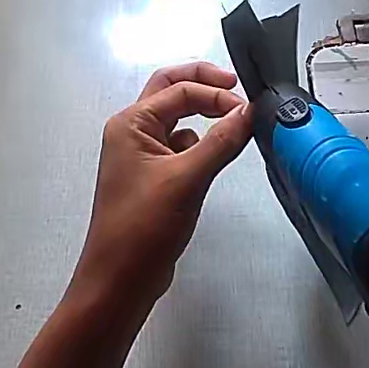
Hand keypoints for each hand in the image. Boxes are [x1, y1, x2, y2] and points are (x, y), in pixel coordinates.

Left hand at [71, 63, 252, 315]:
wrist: (119, 282)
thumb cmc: (141, 229)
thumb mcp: (187, 179)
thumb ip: (221, 141)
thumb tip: (249, 112)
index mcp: (131, 123)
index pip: (179, 90)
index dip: (215, 94)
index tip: (247, 108)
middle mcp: (132, 132)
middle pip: (171, 90)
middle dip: (203, 85)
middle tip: (235, 88)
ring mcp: (141, 154)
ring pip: (176, 117)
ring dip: (202, 114)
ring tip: (233, 122)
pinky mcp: (153, 175)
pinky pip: (179, 144)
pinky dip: (200, 142)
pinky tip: (214, 157)